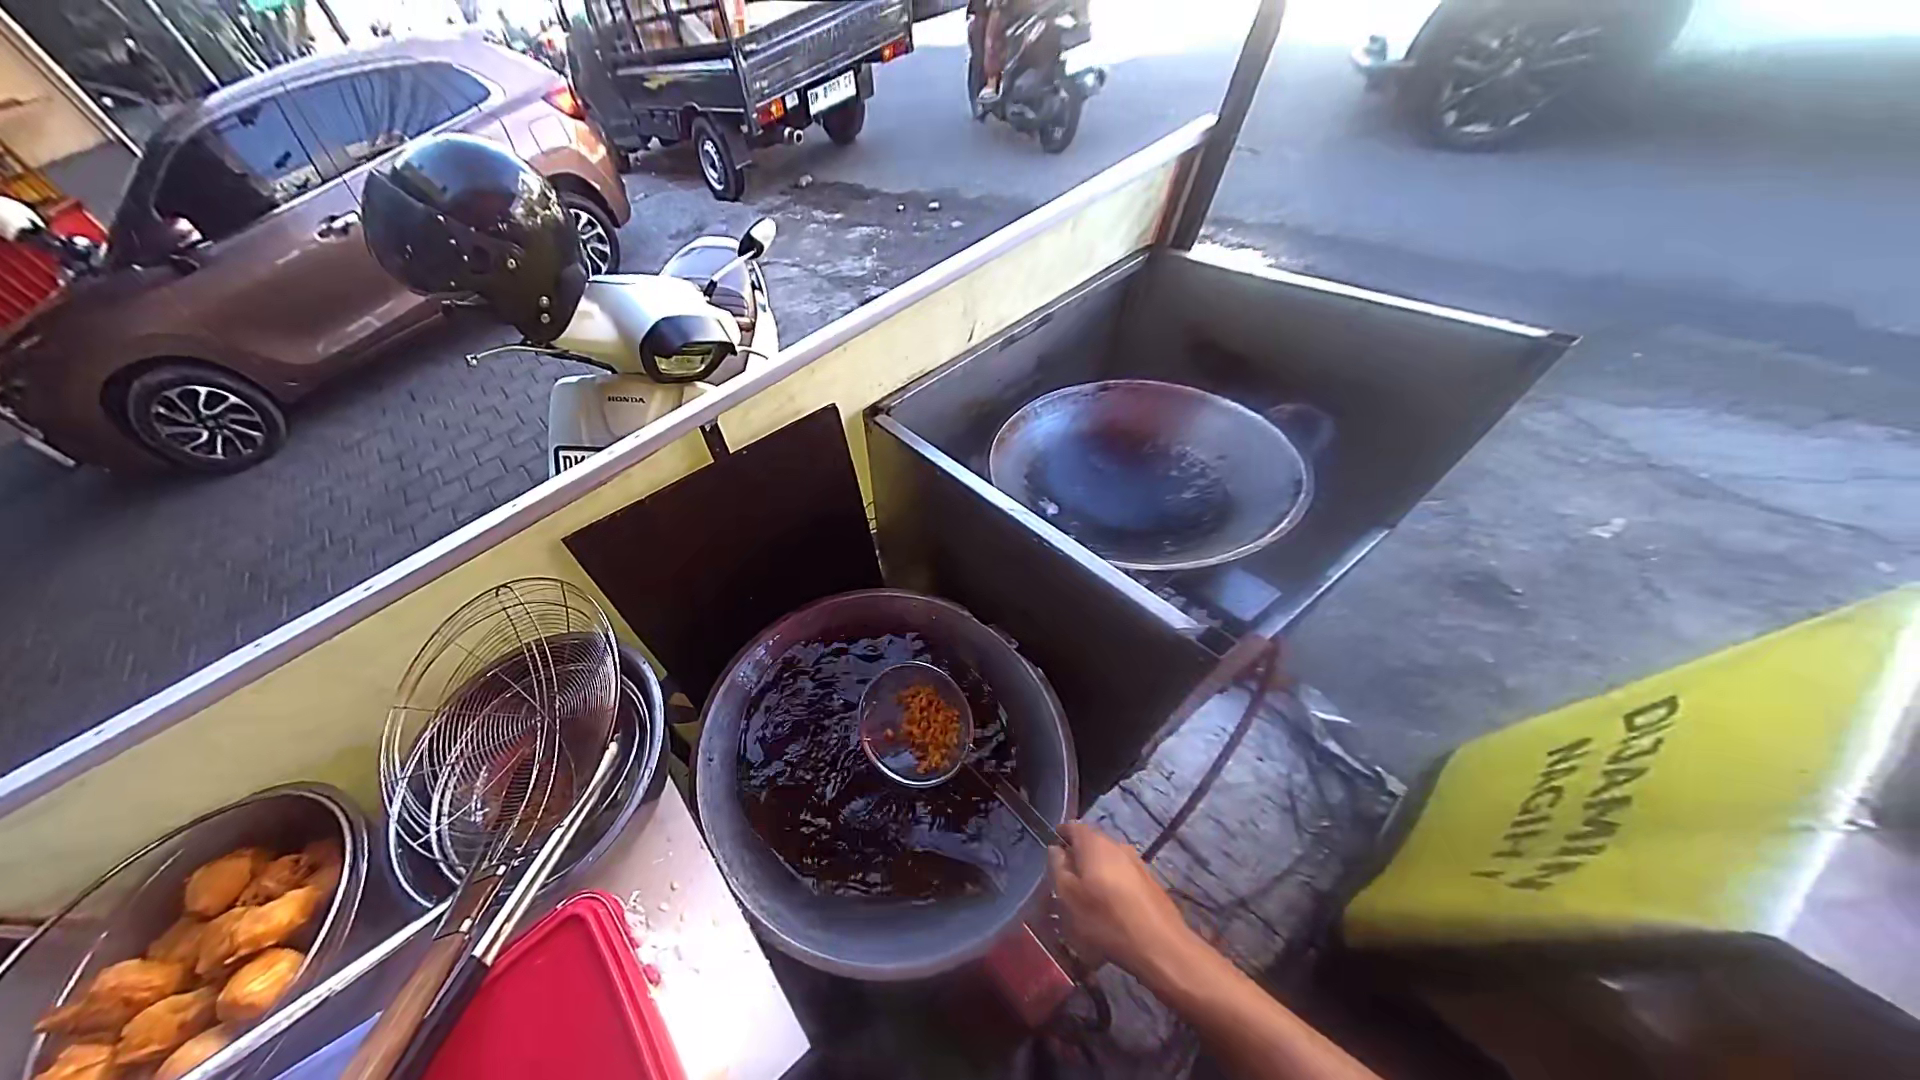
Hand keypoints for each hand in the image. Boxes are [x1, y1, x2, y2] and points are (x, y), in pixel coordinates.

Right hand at [1049, 822, 1200, 981]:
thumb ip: (1058, 868)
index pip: (1072, 827)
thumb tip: (1056, 849)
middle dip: (1078, 857)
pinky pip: (1123, 875)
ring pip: (1108, 860)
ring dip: (1097, 872)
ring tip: (1088, 898)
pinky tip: (1111, 908)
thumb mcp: (1068, 897)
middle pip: (1091, 843)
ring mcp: (1136, 862)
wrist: (1160, 946)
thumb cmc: (1106, 920)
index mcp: (1094, 843)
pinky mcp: (1150, 881)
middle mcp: (1117, 844)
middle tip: (1067, 881)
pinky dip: (1113, 884)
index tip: (1052, 855)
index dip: (1060, 837)